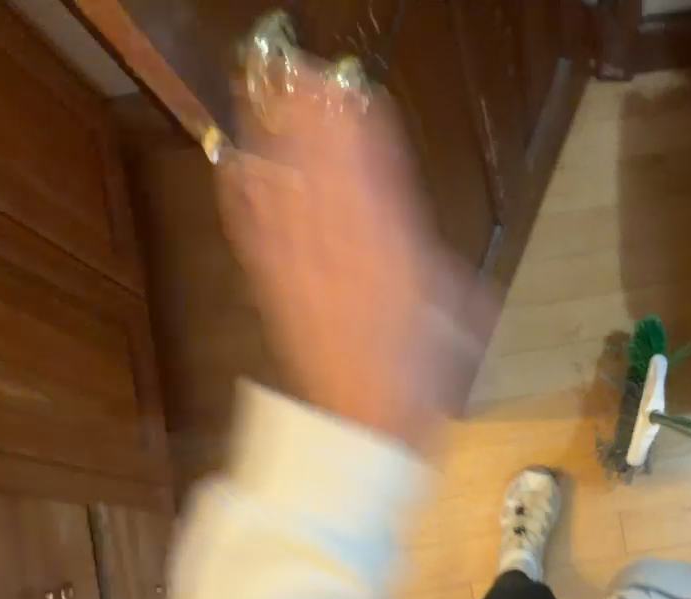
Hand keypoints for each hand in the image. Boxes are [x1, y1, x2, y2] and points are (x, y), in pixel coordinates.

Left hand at [216, 65, 491, 451]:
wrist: (365, 434)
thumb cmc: (418, 388)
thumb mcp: (453, 330)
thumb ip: (442, 282)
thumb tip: (433, 251)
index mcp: (399, 270)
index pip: (381, 190)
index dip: (366, 140)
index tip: (356, 95)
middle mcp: (349, 265)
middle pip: (328, 182)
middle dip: (314, 125)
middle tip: (300, 71)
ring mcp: (308, 279)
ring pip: (290, 201)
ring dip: (277, 146)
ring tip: (265, 95)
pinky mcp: (280, 296)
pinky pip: (259, 242)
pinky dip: (247, 202)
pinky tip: (236, 167)